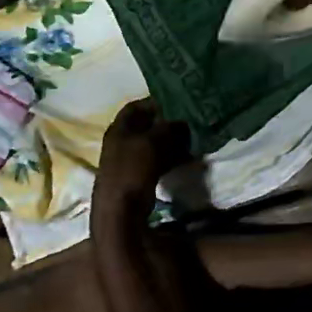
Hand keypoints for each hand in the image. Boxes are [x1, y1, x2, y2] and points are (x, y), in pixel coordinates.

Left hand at [93, 98, 189, 234]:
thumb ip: (168, 127)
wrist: (121, 209)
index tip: (175, 102)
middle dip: (167, 123)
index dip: (154, 102)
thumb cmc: (133, 168)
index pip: (135, 107)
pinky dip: (172, 157)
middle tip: (188, 122)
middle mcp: (122, 141)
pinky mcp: (139, 174)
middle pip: (146, 125)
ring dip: (172, 141)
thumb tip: (181, 120)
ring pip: (154, 143)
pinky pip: (158, 159)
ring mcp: (130, 159)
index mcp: (119, 129)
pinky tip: (187, 157)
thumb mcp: (152, 141)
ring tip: (191, 140)